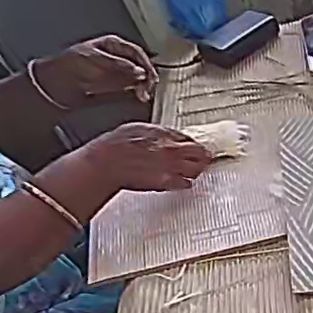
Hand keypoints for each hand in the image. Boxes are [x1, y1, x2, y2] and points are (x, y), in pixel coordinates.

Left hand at [30, 35, 155, 109]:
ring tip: (143, 94)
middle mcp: (120, 58)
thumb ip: (117, 64)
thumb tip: (138, 71)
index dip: (145, 63)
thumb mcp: (94, 58)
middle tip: (148, 86)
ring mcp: (121, 73)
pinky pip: (136, 89)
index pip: (137, 53)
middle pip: (142, 66)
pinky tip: (140, 97)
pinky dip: (140, 93)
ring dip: (146, 86)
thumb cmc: (70, 64)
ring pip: (142, 78)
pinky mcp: (120, 86)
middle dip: (147, 77)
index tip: (149, 75)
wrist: (58, 83)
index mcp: (113, 45)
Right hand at [74, 122, 212, 191]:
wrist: (106, 163)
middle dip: (204, 155)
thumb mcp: (136, 128)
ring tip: (197, 169)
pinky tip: (183, 181)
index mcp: (164, 135)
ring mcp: (172, 167)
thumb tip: (168, 134)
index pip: (188, 138)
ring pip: (197, 169)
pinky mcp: (168, 182)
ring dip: (199, 169)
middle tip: (206, 158)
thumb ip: (156, 132)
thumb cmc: (115, 146)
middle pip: (200, 153)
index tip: (195, 146)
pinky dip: (187, 182)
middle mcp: (172, 150)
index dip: (192, 143)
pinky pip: (186, 184)